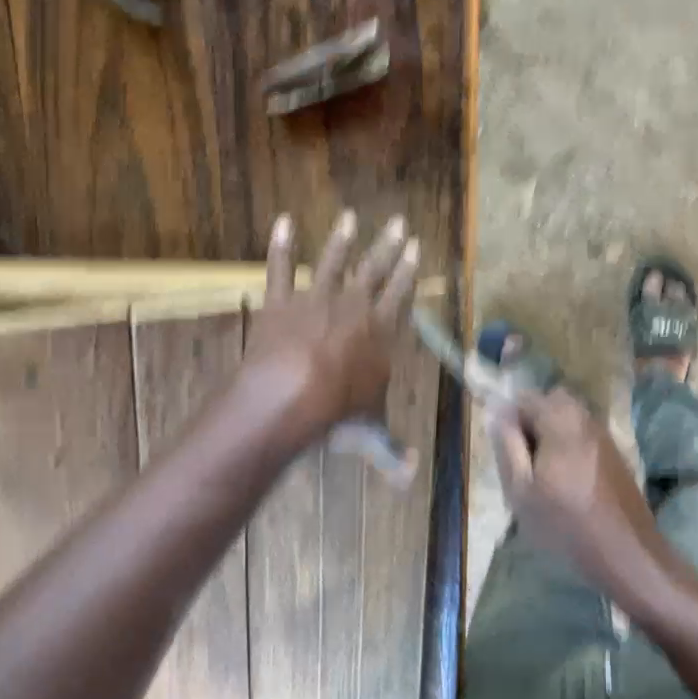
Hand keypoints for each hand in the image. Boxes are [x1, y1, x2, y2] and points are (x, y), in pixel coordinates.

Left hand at [241, 211, 420, 440]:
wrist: (293, 393)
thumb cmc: (337, 413)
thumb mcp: (370, 434)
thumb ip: (389, 452)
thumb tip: (410, 481)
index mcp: (380, 334)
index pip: (400, 296)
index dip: (409, 273)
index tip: (417, 248)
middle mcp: (353, 308)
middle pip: (375, 271)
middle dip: (388, 246)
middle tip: (399, 222)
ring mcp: (315, 300)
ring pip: (333, 263)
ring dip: (342, 240)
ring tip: (350, 217)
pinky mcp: (280, 301)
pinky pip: (280, 267)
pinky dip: (281, 245)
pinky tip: (284, 221)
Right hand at [488, 389, 668, 596]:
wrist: (626, 553)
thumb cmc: (565, 524)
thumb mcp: (521, 489)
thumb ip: (507, 444)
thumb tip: (496, 409)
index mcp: (560, 421)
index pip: (525, 398)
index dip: (509, 420)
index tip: (506, 453)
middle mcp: (585, 418)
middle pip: (551, 402)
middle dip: (532, 422)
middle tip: (522, 462)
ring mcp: (604, 435)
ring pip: (568, 418)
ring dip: (550, 435)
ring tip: (542, 476)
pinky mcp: (615, 453)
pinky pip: (583, 435)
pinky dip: (568, 447)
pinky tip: (566, 483)